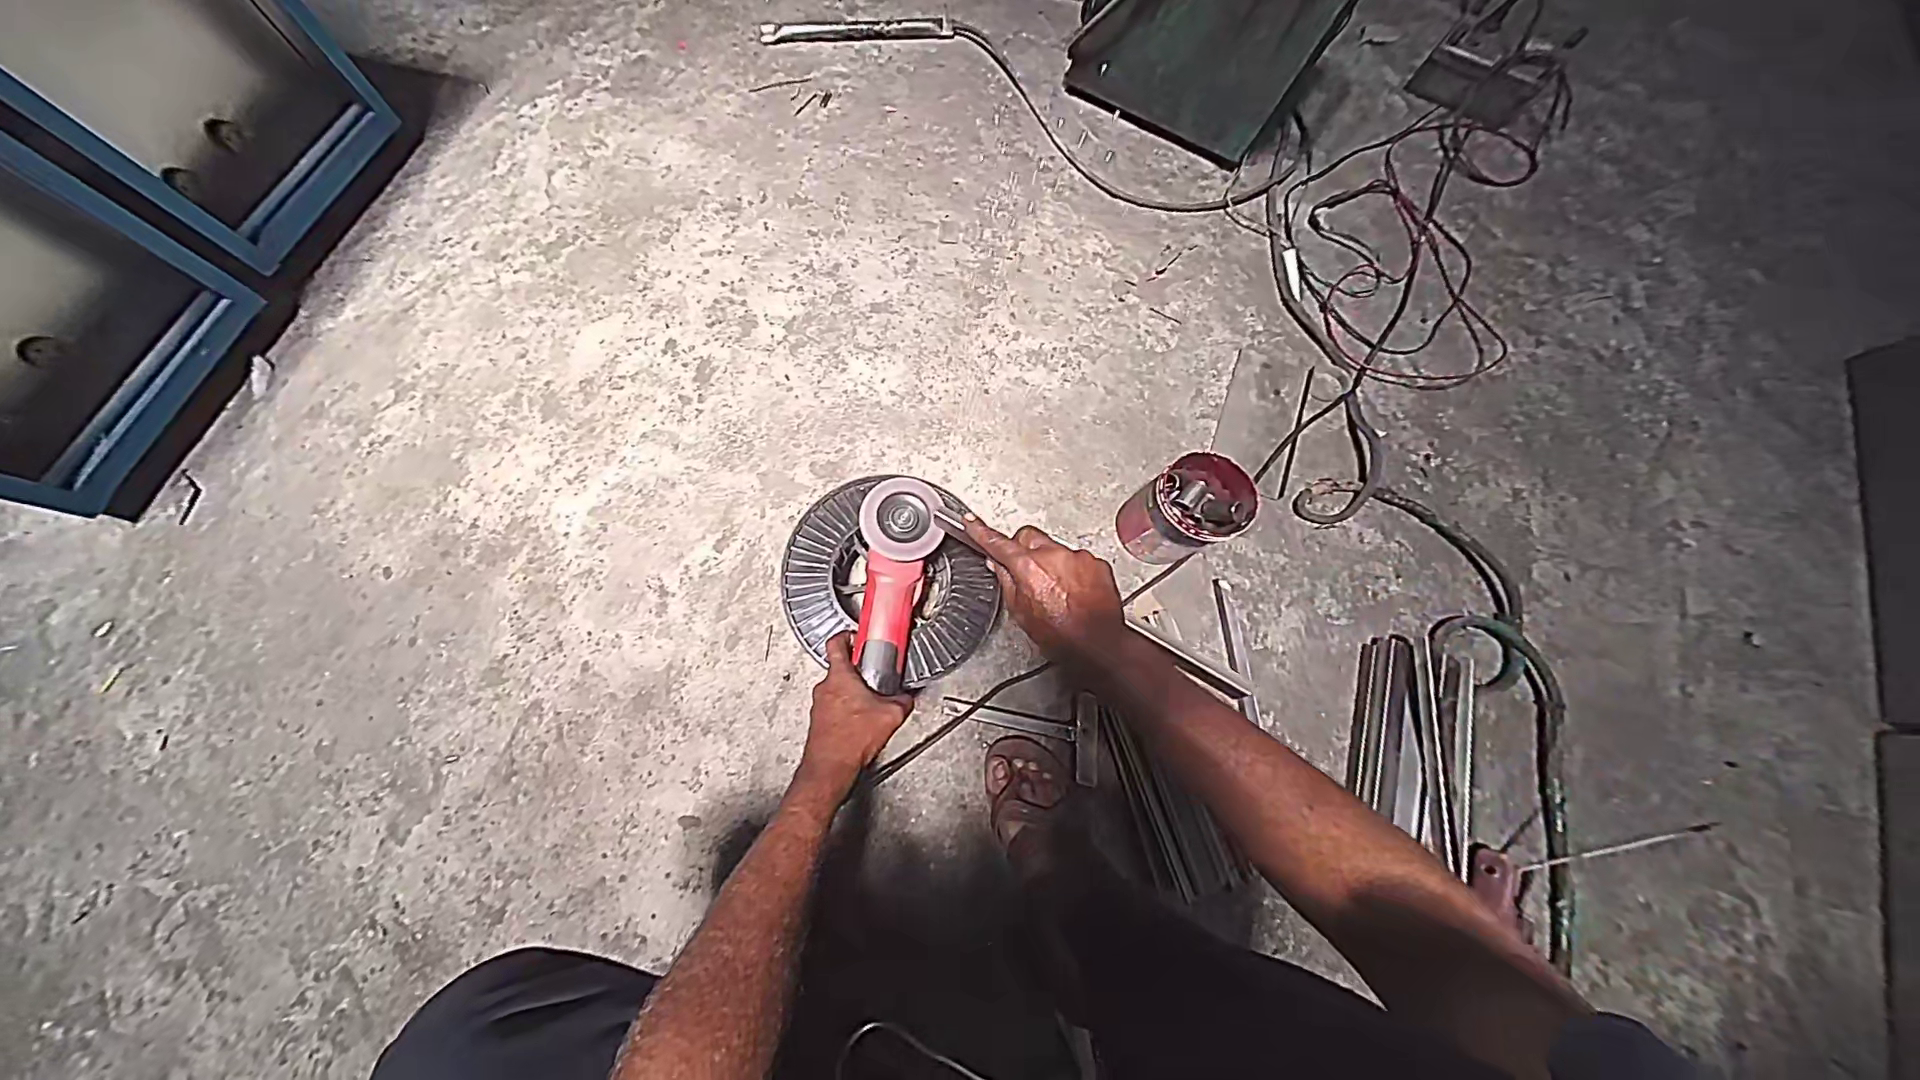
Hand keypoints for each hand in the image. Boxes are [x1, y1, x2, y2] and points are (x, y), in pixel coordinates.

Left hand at [799, 633, 915, 790]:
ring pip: (837, 688)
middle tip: (873, 674)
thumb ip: (902, 700)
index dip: (848, 635)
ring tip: (869, 702)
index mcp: (839, 677)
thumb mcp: (891, 715)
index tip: (857, 636)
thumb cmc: (851, 740)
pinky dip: (846, 708)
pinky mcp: (819, 720)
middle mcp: (825, 687)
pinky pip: (834, 705)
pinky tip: (860, 721)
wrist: (831, 767)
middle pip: (840, 667)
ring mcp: (819, 704)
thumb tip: (907, 697)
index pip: (836, 643)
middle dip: (858, 669)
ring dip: (852, 691)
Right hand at [962, 516, 1128, 672]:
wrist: (1097, 644)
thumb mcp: (1021, 612)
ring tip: (1056, 591)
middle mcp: (1053, 556)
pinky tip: (1073, 592)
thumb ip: (1007, 582)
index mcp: (1029, 567)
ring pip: (1055, 548)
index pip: (998, 543)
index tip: (972, 523)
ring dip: (1050, 563)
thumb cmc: (1061, 635)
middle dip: (1023, 550)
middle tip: (1025, 572)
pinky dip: (1073, 571)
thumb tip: (999, 565)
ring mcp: (1077, 557)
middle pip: (1028, 537)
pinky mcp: (1096, 563)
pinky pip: (1078, 559)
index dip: (981, 532)